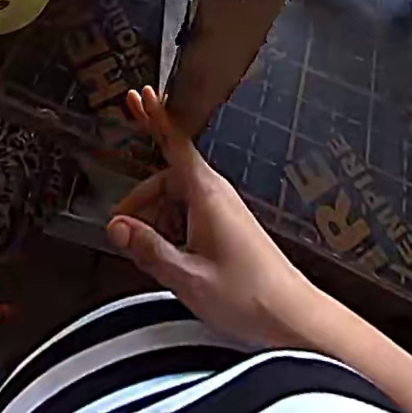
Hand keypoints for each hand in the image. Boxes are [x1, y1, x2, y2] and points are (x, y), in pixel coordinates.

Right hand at [107, 87, 327, 347]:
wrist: (293, 317)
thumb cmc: (250, 296)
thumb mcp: (188, 276)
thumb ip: (148, 249)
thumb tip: (118, 228)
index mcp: (205, 192)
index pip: (174, 141)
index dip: (155, 115)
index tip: (142, 94)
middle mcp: (214, 192)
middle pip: (165, 177)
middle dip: (141, 197)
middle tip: (121, 215)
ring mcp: (221, 207)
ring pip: (175, 198)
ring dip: (155, 218)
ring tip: (145, 251)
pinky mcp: (225, 223)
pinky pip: (188, 212)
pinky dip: (170, 228)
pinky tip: (167, 256)